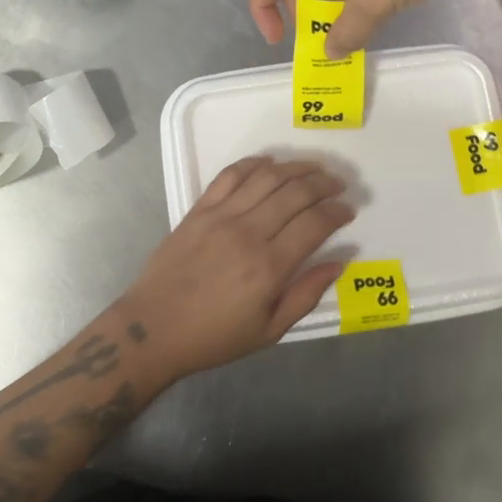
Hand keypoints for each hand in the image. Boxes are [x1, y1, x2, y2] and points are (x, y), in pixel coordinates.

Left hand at [113, 157, 355, 380]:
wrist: (154, 329)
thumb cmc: (214, 337)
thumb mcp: (269, 331)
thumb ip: (305, 295)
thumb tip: (338, 263)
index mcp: (269, 267)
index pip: (315, 223)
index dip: (337, 212)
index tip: (348, 211)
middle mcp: (248, 233)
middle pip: (295, 193)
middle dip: (323, 184)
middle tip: (337, 185)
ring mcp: (220, 217)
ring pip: (266, 178)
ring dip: (295, 168)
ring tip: (313, 169)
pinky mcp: (198, 210)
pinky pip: (230, 176)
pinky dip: (253, 164)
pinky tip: (270, 164)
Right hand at [250, 0, 501, 57]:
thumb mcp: (371, 2)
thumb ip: (346, 33)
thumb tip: (330, 52)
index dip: (262, 8)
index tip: (279, 39)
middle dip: (300, 15)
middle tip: (319, 42)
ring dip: (329, 11)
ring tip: (347, 36)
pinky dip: (352, 0)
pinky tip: (371, 16)